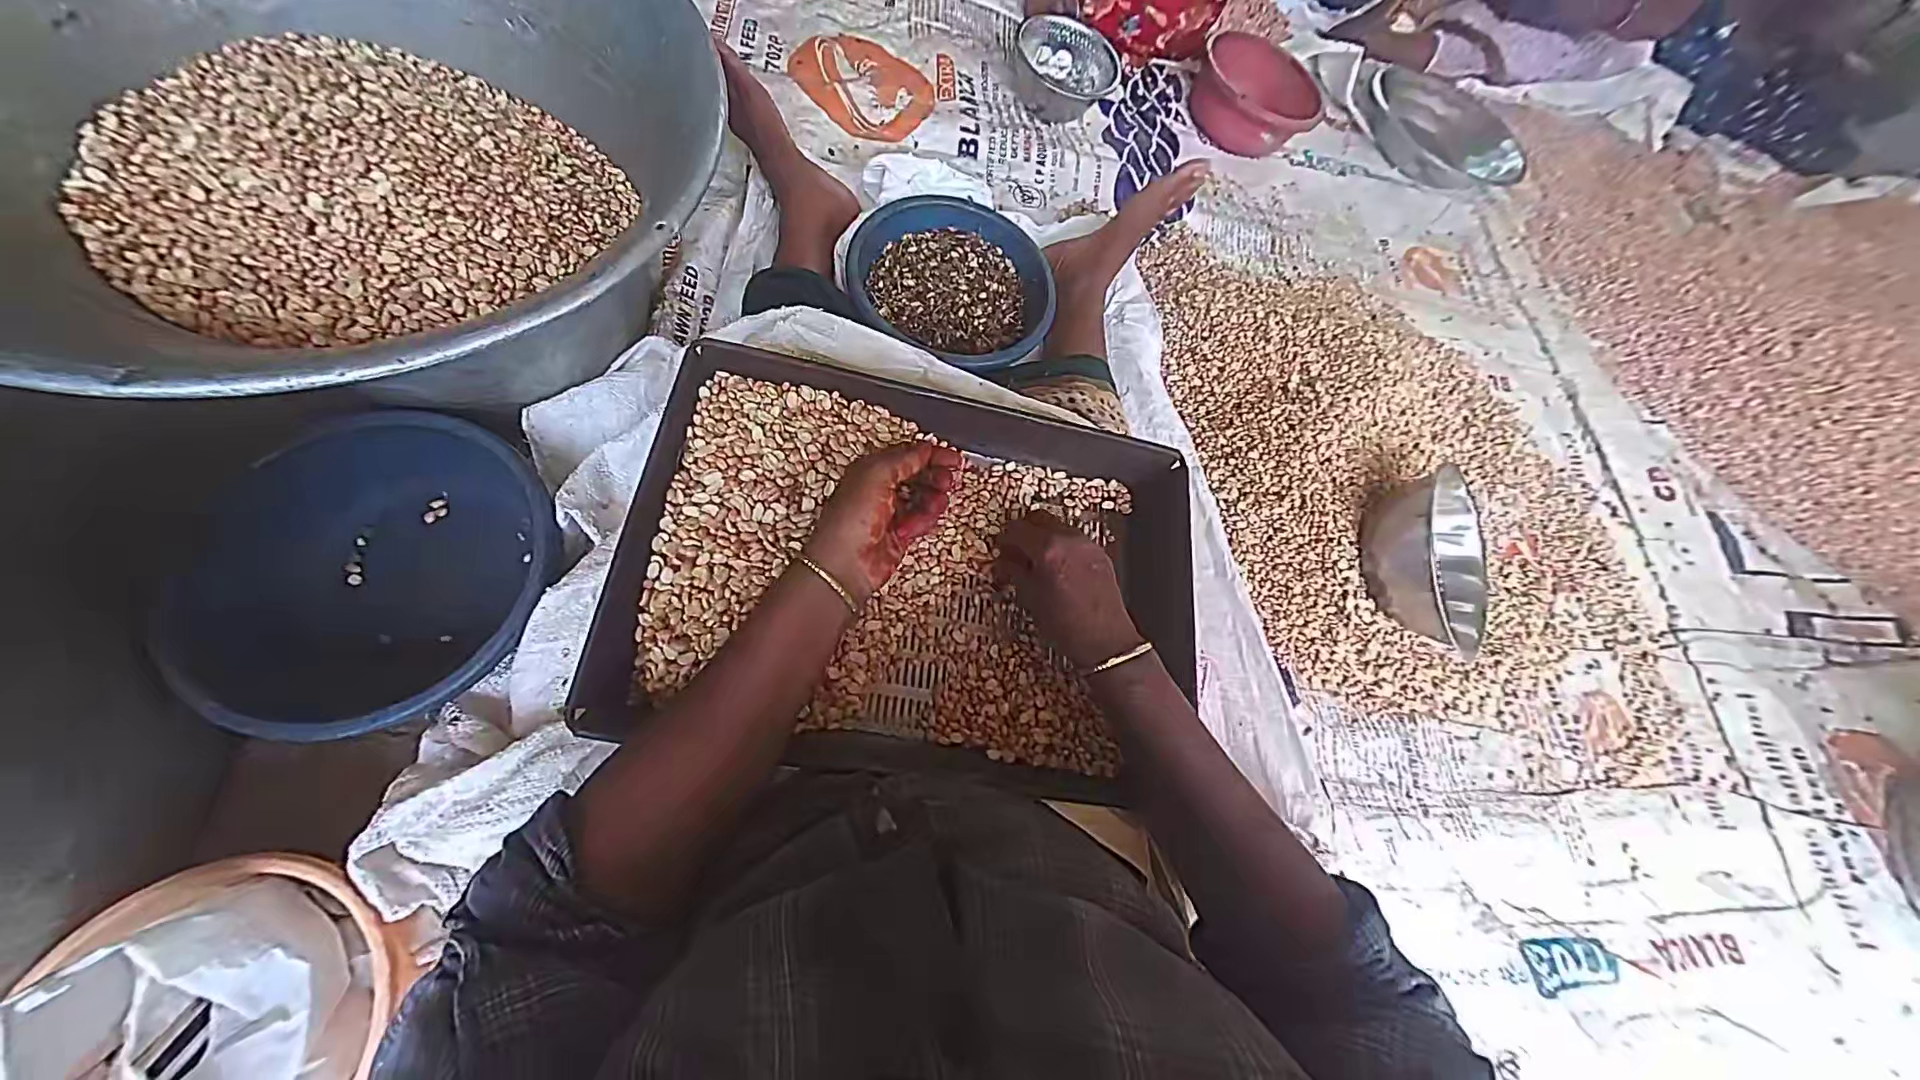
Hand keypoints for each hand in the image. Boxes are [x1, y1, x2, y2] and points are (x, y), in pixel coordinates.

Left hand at [804, 441, 961, 602]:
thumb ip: (904, 458)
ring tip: (929, 509)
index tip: (954, 459)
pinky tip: (911, 529)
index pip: (909, 454)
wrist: (846, 564)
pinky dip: (923, 522)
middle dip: (936, 478)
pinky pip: (923, 520)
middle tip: (946, 483)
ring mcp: (892, 511)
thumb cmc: (849, 521)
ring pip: (926, 498)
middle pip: (921, 475)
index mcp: (873, 469)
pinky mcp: (901, 533)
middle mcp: (882, 488)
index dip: (933, 454)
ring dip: (931, 503)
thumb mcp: (877, 475)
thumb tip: (925, 448)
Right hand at [993, 511, 1143, 670]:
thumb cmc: (1066, 626)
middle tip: (1014, 550)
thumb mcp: (1031, 598)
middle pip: (1038, 518)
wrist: (1105, 641)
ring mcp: (1087, 545)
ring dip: (1043, 537)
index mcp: (1048, 550)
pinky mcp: (1099, 554)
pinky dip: (1060, 545)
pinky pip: (1073, 539)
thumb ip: (1014, 572)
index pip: (1017, 529)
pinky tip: (1055, 567)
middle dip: (1023, 531)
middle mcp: (1069, 540)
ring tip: (1034, 561)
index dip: (1004, 538)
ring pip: (1057, 526)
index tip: (1000, 549)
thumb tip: (1003, 562)